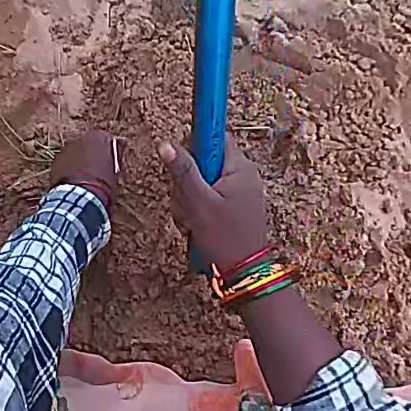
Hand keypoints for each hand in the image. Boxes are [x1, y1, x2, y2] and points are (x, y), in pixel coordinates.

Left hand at [50, 130, 122, 205]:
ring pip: (75, 153)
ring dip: (78, 161)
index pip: (106, 142)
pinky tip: (72, 180)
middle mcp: (82, 138)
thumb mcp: (115, 169)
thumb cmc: (103, 182)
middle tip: (95, 170)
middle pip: (88, 145)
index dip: (107, 154)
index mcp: (100, 137)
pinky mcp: (56, 159)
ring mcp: (67, 147)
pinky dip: (67, 168)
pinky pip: (64, 162)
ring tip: (83, 177)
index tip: (109, 163)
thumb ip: (115, 157)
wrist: (81, 194)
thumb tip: (117, 153)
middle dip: (91, 155)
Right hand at [158, 136, 268, 269]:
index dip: (195, 142)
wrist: (243, 273)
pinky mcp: (231, 206)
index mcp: (240, 169)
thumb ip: (183, 171)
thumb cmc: (226, 238)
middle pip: (203, 162)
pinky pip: (205, 197)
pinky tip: (194, 224)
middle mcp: (241, 176)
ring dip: (188, 198)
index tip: (182, 158)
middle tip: (186, 200)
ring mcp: (236, 192)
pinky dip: (195, 209)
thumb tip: (166, 144)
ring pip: (200, 182)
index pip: (216, 137)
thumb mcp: (199, 202)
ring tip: (191, 217)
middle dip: (186, 181)